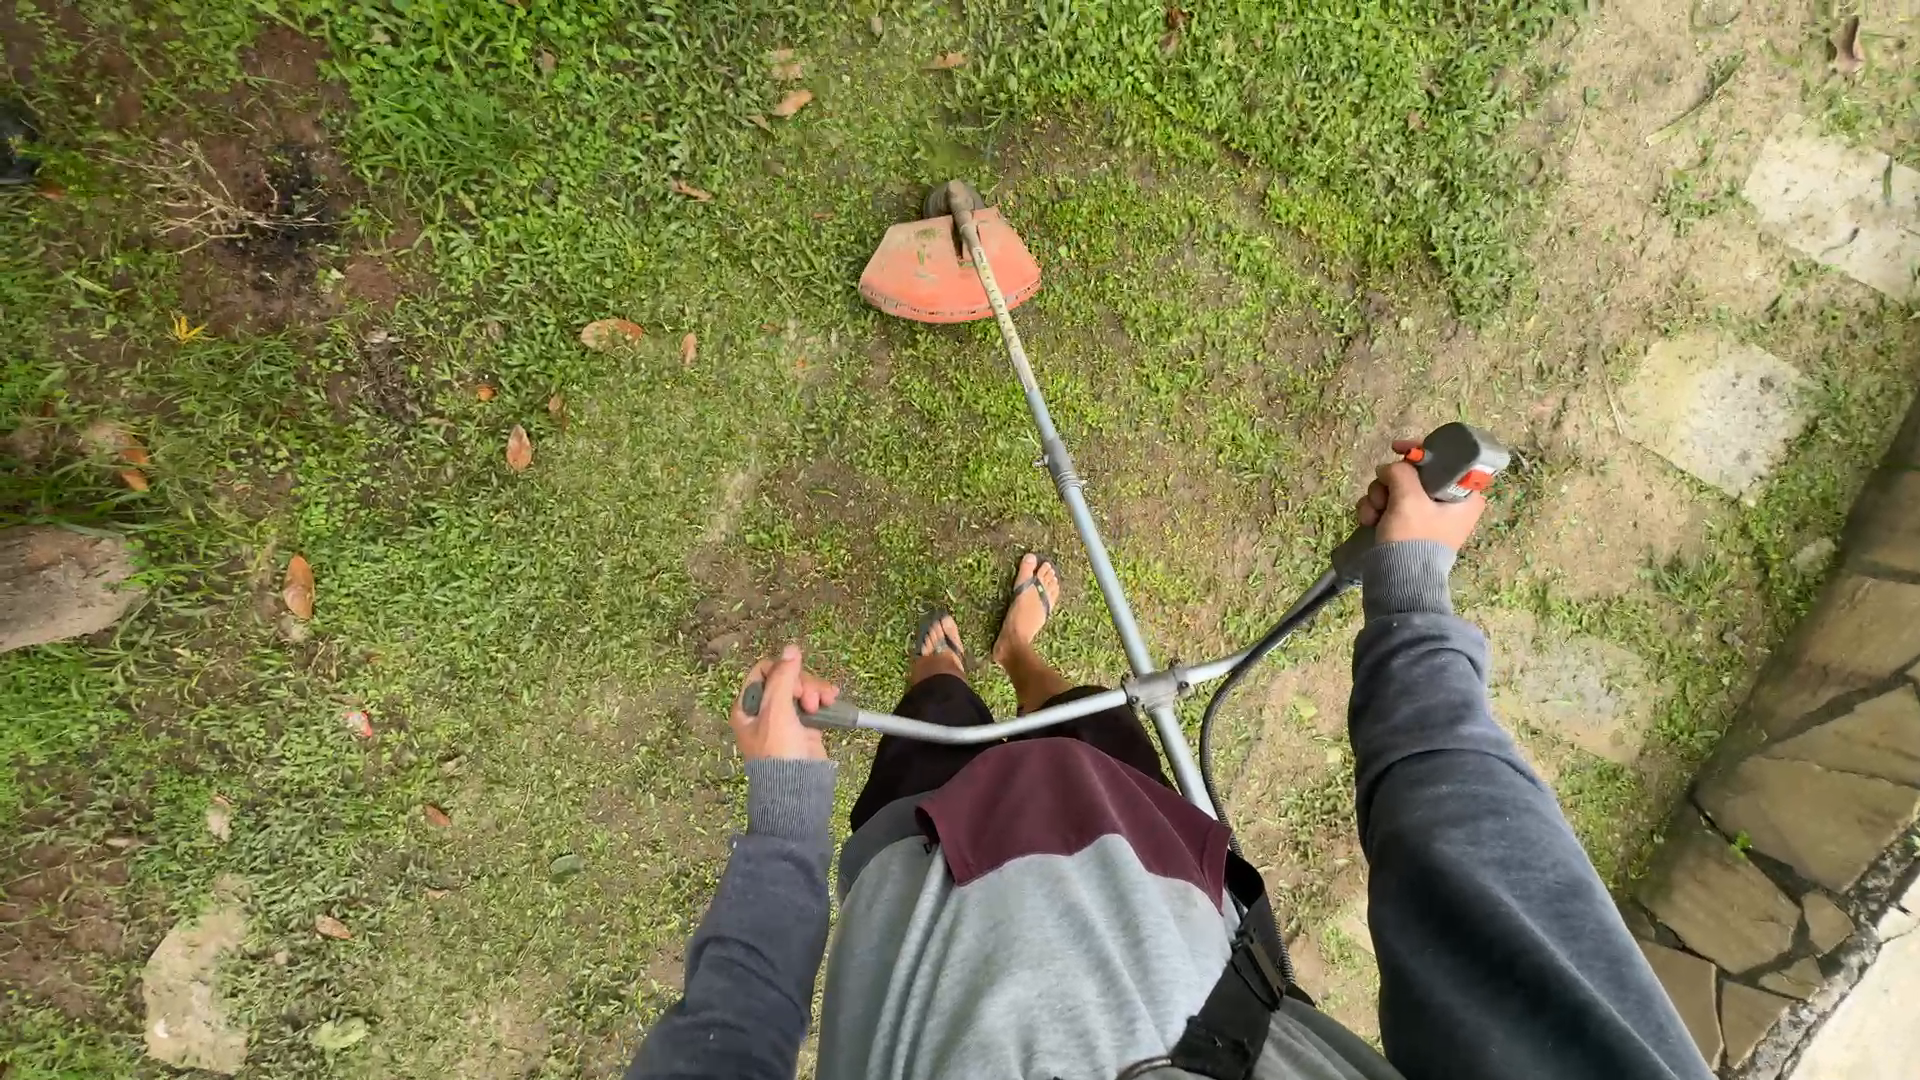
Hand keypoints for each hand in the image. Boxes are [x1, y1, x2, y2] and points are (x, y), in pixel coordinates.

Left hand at [729, 644, 836, 761]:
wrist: (796, 788)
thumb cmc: (778, 750)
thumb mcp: (776, 711)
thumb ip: (783, 677)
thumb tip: (791, 648)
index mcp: (747, 706)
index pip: (764, 672)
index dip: (782, 672)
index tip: (794, 686)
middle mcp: (764, 710)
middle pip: (786, 678)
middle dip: (803, 683)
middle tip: (810, 699)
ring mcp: (785, 717)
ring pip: (802, 688)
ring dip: (816, 689)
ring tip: (826, 701)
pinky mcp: (804, 725)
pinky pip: (813, 701)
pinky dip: (823, 698)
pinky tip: (832, 700)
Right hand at [1355, 438, 1485, 551]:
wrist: (1401, 579)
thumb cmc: (1414, 538)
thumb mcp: (1408, 499)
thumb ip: (1401, 473)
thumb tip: (1390, 467)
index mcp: (1464, 495)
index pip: (1445, 460)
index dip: (1420, 451)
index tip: (1397, 448)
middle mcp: (1447, 503)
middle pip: (1413, 474)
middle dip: (1389, 482)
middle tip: (1382, 496)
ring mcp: (1426, 515)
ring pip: (1395, 489)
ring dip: (1377, 498)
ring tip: (1373, 515)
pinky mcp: (1406, 526)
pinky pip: (1387, 505)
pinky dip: (1375, 510)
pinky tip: (1369, 522)